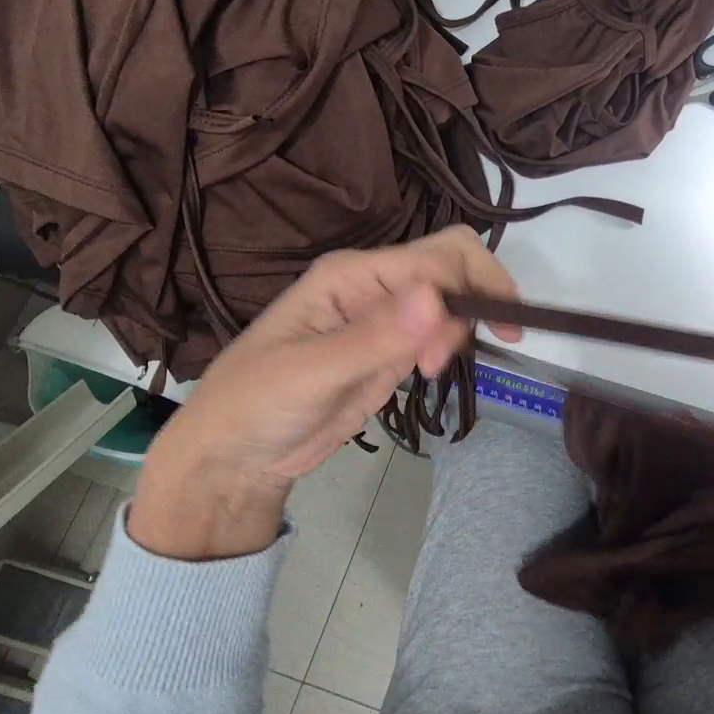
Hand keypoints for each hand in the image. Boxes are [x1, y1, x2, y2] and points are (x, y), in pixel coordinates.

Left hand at [128, 226, 520, 560]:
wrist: (236, 455)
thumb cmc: (255, 404)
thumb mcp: (311, 371)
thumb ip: (375, 336)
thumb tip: (437, 298)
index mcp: (350, 275)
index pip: (434, 258)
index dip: (465, 289)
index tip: (455, 348)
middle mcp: (373, 287)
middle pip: (451, 265)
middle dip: (477, 297)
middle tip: (468, 349)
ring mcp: (385, 320)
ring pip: (451, 298)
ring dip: (463, 327)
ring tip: (430, 371)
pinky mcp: (392, 352)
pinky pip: (438, 331)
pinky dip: (451, 345)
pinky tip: (431, 371)